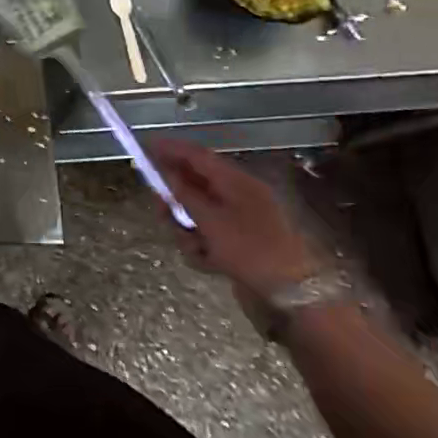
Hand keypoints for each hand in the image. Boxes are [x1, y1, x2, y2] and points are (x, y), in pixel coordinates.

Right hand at [149, 139, 317, 310]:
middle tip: (161, 211)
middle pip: (194, 186)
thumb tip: (164, 171)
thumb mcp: (211, 220)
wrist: (292, 292)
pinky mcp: (240, 242)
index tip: (145, 146)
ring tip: (193, 248)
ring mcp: (239, 220)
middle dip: (175, 200)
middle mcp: (238, 195)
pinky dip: (203, 247)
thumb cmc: (250, 249)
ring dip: (188, 230)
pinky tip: (209, 262)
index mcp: (236, 182)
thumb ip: (184, 194)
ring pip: (197, 215)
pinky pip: (209, 236)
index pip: (197, 155)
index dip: (170, 149)